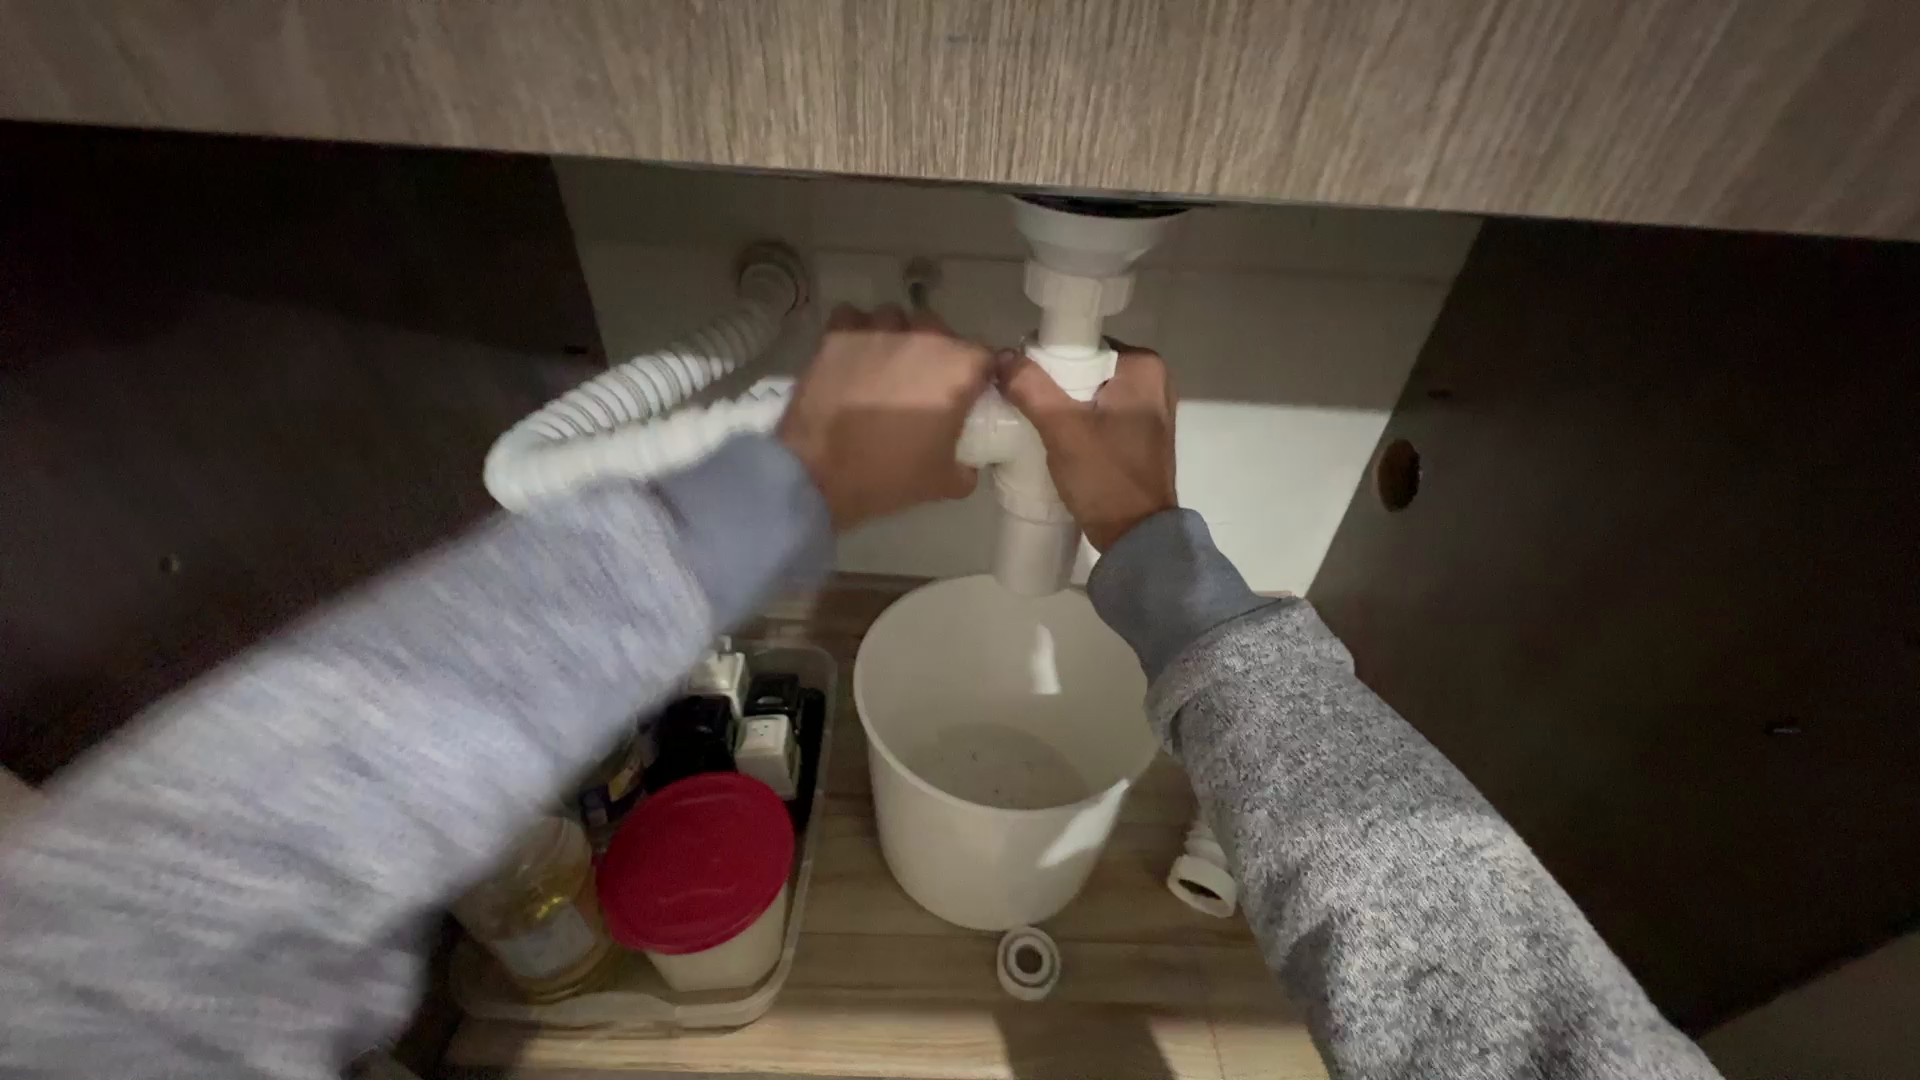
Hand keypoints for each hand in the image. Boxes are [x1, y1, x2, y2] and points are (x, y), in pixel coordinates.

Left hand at [778, 305, 993, 529]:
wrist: (817, 472)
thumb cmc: (888, 475)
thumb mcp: (944, 483)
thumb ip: (968, 467)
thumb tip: (969, 463)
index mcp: (958, 369)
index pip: (985, 358)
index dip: (977, 378)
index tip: (967, 398)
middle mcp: (924, 337)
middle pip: (941, 331)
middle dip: (938, 355)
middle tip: (924, 388)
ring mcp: (878, 330)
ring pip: (897, 320)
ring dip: (897, 339)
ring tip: (885, 370)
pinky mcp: (838, 333)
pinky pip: (855, 319)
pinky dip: (858, 334)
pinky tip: (854, 358)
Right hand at [997, 345, 1177, 550]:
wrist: (1135, 538)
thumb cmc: (1105, 477)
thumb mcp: (1062, 428)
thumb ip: (1031, 388)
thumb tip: (1001, 357)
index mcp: (1145, 368)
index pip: (1083, 346)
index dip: (1047, 361)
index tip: (1021, 385)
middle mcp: (1154, 384)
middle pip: (1085, 372)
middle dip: (1053, 388)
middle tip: (1022, 407)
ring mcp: (1149, 415)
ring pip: (1089, 398)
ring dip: (1061, 410)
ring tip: (1033, 425)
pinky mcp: (1139, 441)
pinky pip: (1098, 420)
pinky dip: (1077, 427)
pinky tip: (1054, 442)